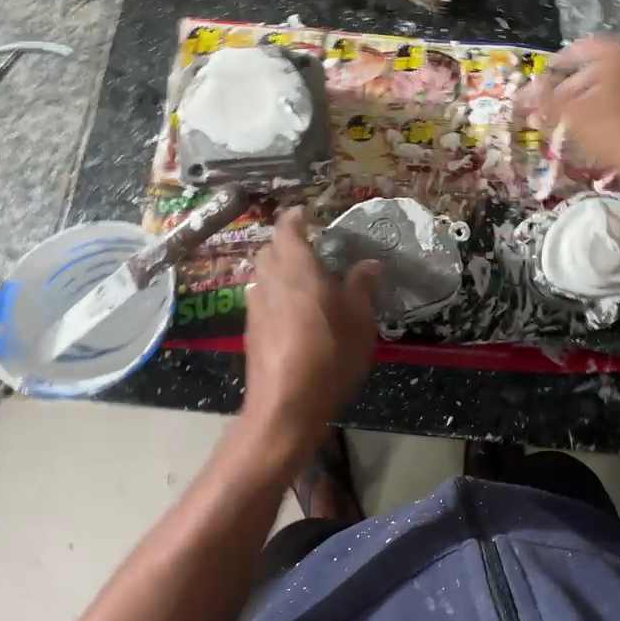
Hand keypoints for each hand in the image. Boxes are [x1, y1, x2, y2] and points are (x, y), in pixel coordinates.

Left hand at [242, 208, 380, 449]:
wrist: (286, 406)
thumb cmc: (330, 354)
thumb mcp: (360, 319)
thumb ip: (361, 286)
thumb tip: (368, 263)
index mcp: (297, 267)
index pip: (288, 228)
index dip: (296, 218)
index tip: (307, 214)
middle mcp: (270, 279)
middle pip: (270, 249)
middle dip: (286, 244)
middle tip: (311, 249)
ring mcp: (255, 306)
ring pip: (263, 274)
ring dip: (279, 270)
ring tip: (304, 281)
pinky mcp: (251, 331)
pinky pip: (262, 298)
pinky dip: (275, 294)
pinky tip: (294, 313)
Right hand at [528, 35, 619, 187]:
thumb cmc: (613, 133)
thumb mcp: (573, 115)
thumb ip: (546, 98)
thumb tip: (527, 89)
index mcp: (619, 56)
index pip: (585, 48)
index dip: (562, 59)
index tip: (547, 71)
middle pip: (599, 67)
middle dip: (573, 83)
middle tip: (554, 99)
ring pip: (613, 82)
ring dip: (589, 94)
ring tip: (570, 114)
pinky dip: (608, 102)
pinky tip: (594, 122)